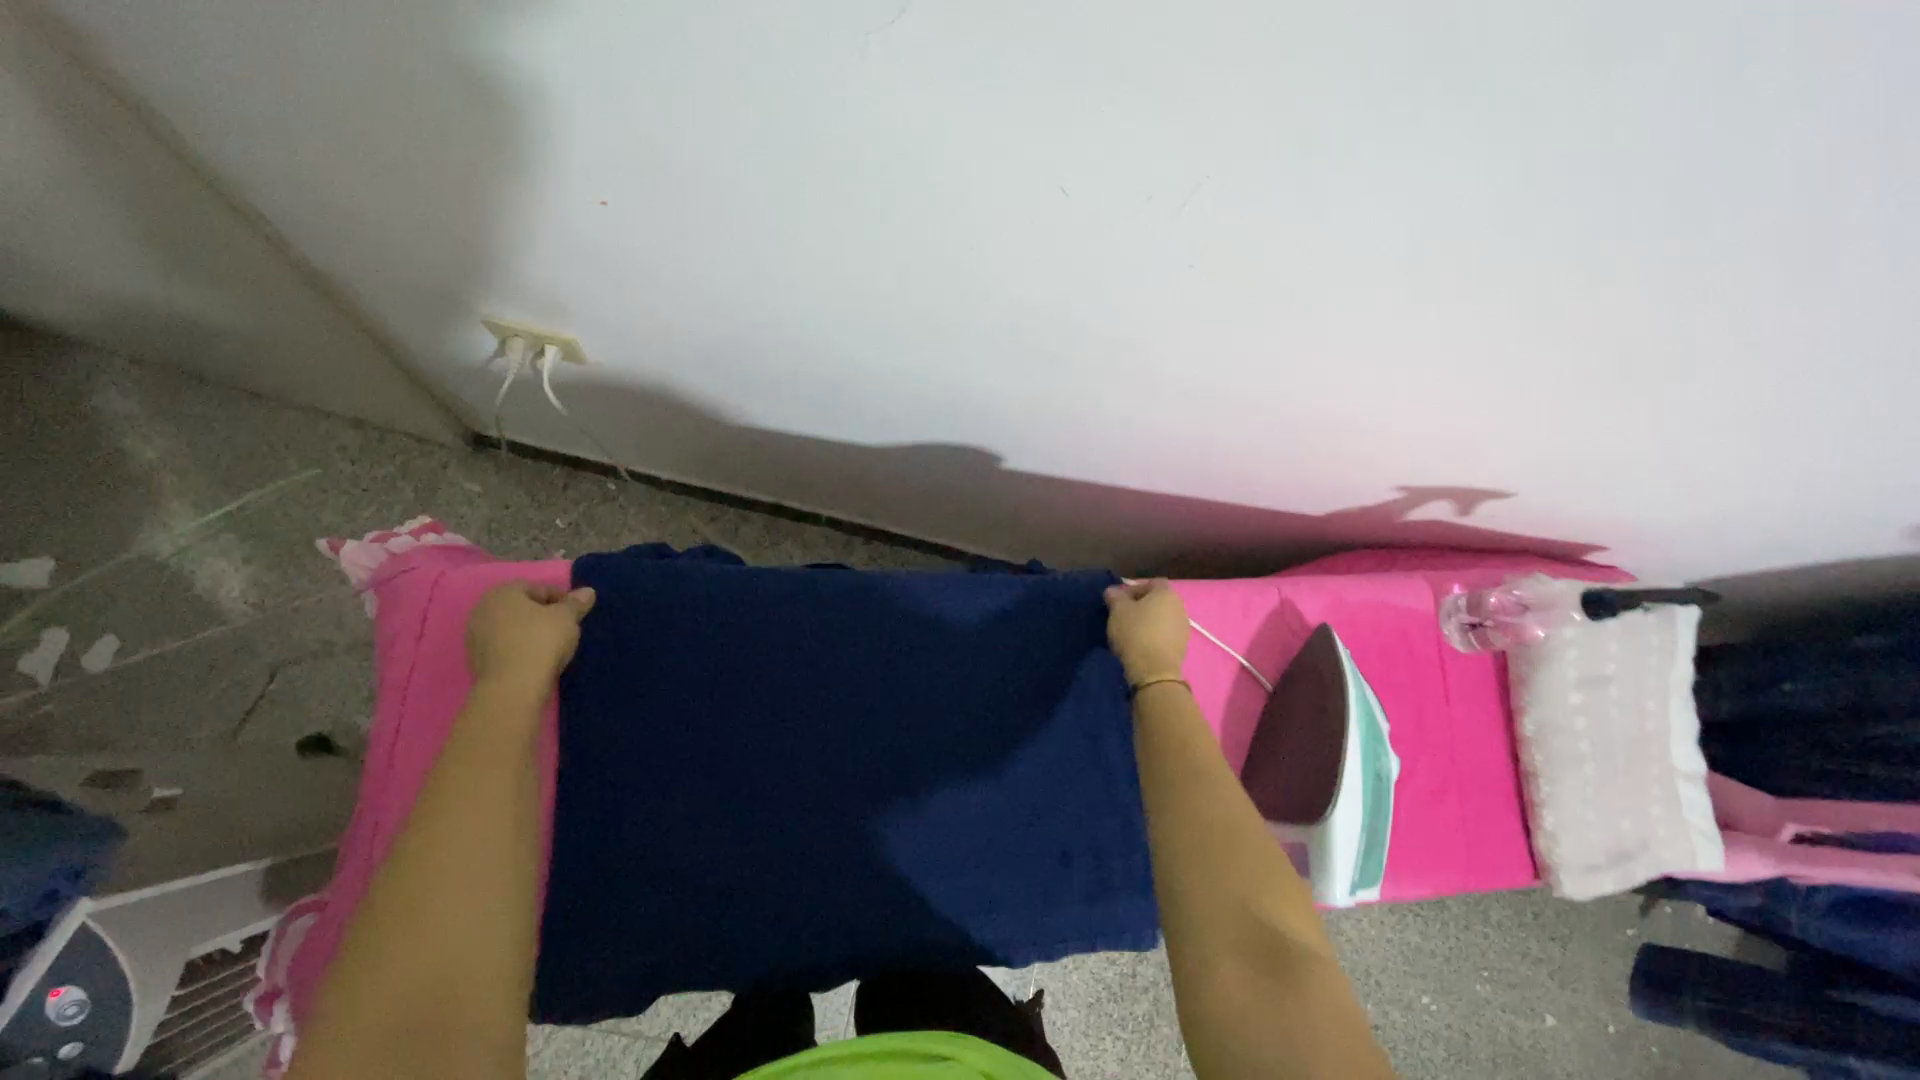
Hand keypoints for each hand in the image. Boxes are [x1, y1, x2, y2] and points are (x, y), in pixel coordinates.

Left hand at [465, 582, 596, 697]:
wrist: (512, 687)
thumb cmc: (541, 642)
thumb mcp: (567, 618)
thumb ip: (576, 603)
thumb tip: (587, 592)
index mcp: (502, 593)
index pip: (535, 587)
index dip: (559, 598)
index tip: (574, 613)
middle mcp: (482, 609)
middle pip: (519, 607)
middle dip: (541, 615)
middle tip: (563, 628)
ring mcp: (474, 636)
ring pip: (509, 628)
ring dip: (528, 633)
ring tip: (551, 646)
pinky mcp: (475, 660)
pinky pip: (503, 647)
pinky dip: (518, 649)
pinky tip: (534, 660)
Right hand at [1103, 578, 1189, 684]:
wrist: (1154, 670)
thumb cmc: (1135, 633)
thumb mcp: (1118, 611)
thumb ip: (1115, 597)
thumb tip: (1113, 591)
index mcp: (1166, 593)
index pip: (1151, 583)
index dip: (1134, 588)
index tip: (1119, 600)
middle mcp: (1180, 607)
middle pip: (1158, 600)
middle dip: (1140, 605)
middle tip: (1122, 615)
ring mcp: (1183, 628)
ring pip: (1162, 618)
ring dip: (1148, 622)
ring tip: (1130, 632)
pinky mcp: (1182, 646)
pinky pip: (1165, 634)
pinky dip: (1154, 636)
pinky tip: (1140, 645)